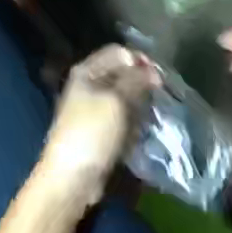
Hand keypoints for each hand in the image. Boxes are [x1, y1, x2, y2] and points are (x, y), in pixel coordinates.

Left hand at [35, 45, 160, 206]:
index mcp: (87, 71)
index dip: (140, 60)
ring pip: (125, 95)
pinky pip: (123, 115)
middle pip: (123, 73)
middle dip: (143, 81)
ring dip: (140, 102)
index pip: (120, 52)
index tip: (159, 76)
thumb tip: (153, 71)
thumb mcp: (117, 100)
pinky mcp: (100, 128)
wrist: (71, 179)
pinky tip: (143, 126)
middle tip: (160, 94)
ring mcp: (94, 107)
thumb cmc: (92, 133)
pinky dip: (134, 118)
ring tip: (153, 111)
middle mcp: (89, 84)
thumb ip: (136, 80)